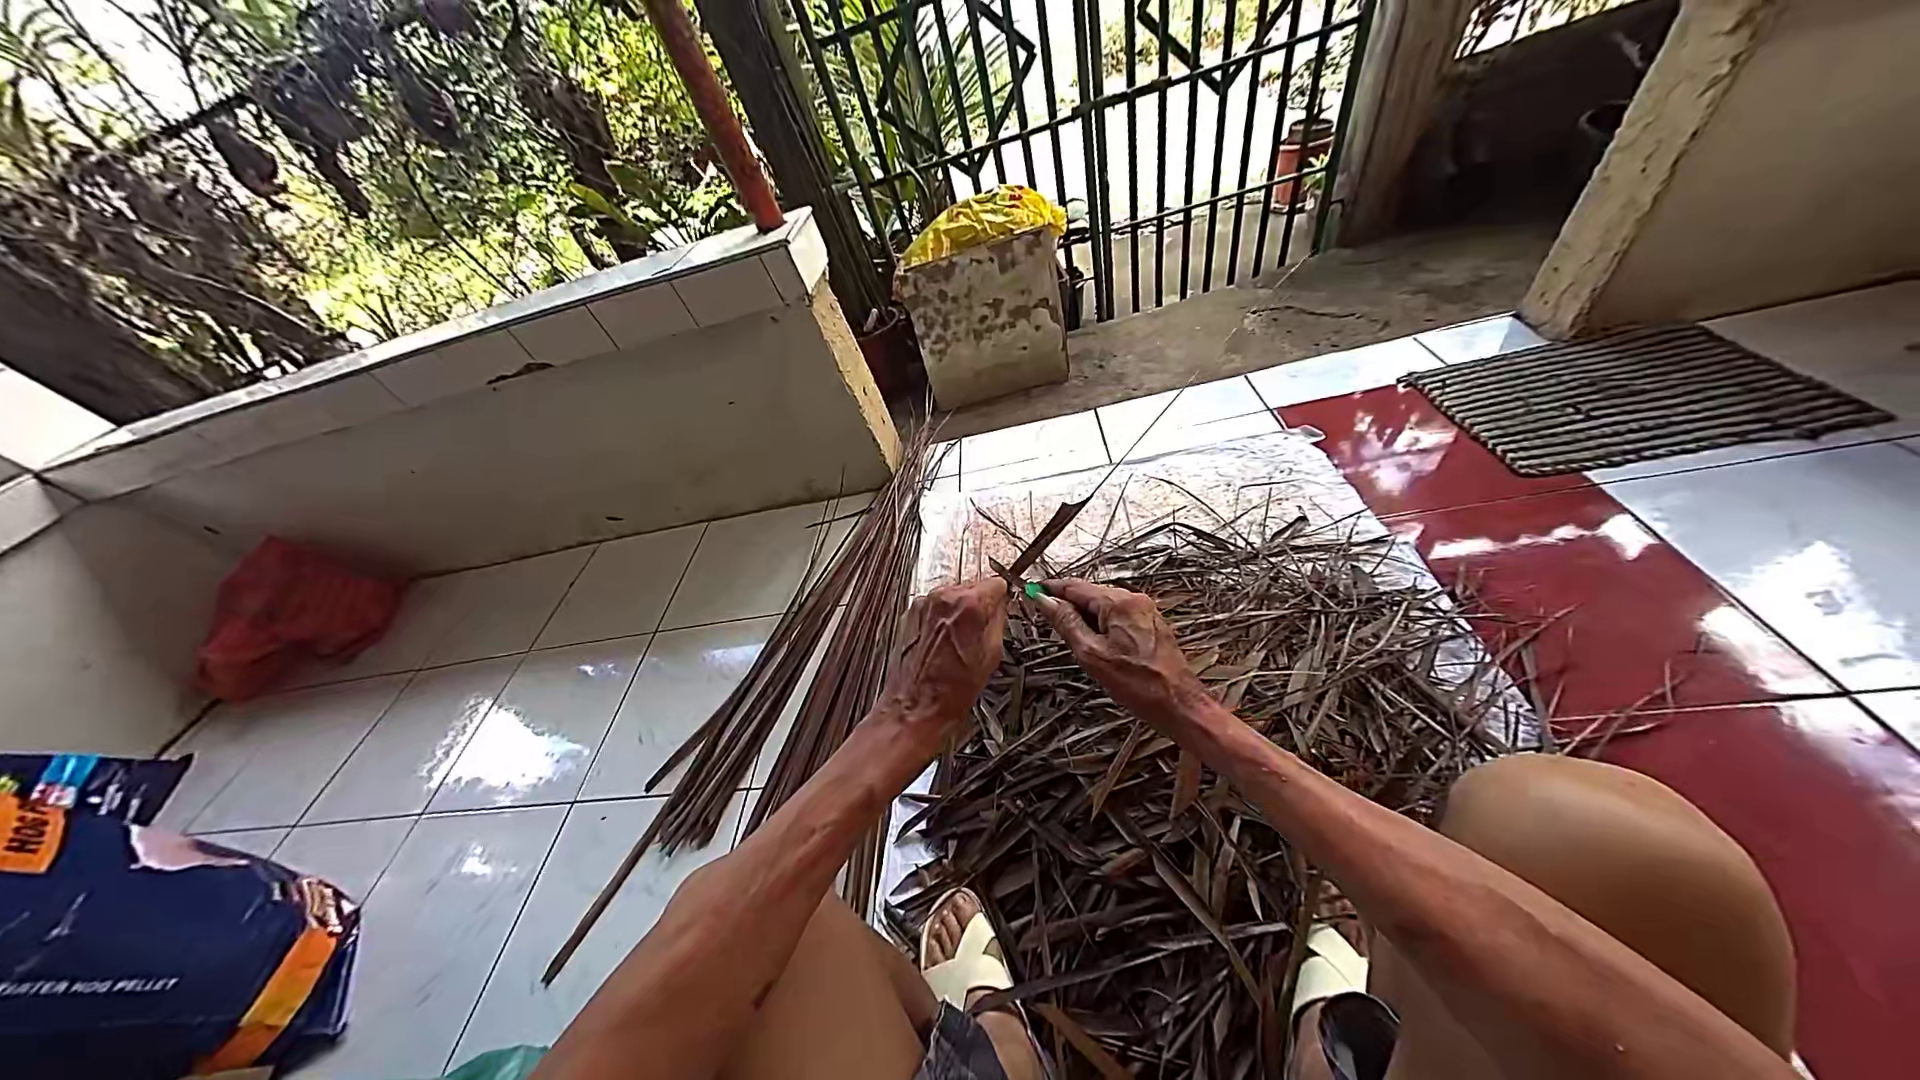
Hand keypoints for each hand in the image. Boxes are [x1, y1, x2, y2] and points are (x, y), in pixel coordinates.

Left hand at [875, 578, 1008, 739]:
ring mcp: (924, 604)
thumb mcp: (993, 654)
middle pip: (973, 587)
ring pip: (953, 596)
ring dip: (960, 612)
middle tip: (981, 632)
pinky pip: (935, 608)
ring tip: (961, 642)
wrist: (917, 706)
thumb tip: (1000, 606)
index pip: (996, 583)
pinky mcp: (911, 614)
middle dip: (980, 605)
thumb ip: (999, 620)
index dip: (1002, 598)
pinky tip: (945, 644)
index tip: (1002, 607)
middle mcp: (944, 598)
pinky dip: (942, 619)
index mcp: (969, 604)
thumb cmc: (951, 689)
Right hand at [1033, 578, 1207, 730]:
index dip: (1051, 589)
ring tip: (1072, 640)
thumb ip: (1066, 623)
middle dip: (1068, 606)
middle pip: (1090, 594)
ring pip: (1103, 606)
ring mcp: (1145, 611)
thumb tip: (1044, 601)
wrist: (1178, 705)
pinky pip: (1117, 616)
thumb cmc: (1138, 684)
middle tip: (1048, 621)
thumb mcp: (1091, 654)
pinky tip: (1095, 644)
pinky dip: (1101, 625)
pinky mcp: (1150, 624)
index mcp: (1119, 602)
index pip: (1075, 586)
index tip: (1032, 591)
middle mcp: (1134, 600)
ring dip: (1084, 617)